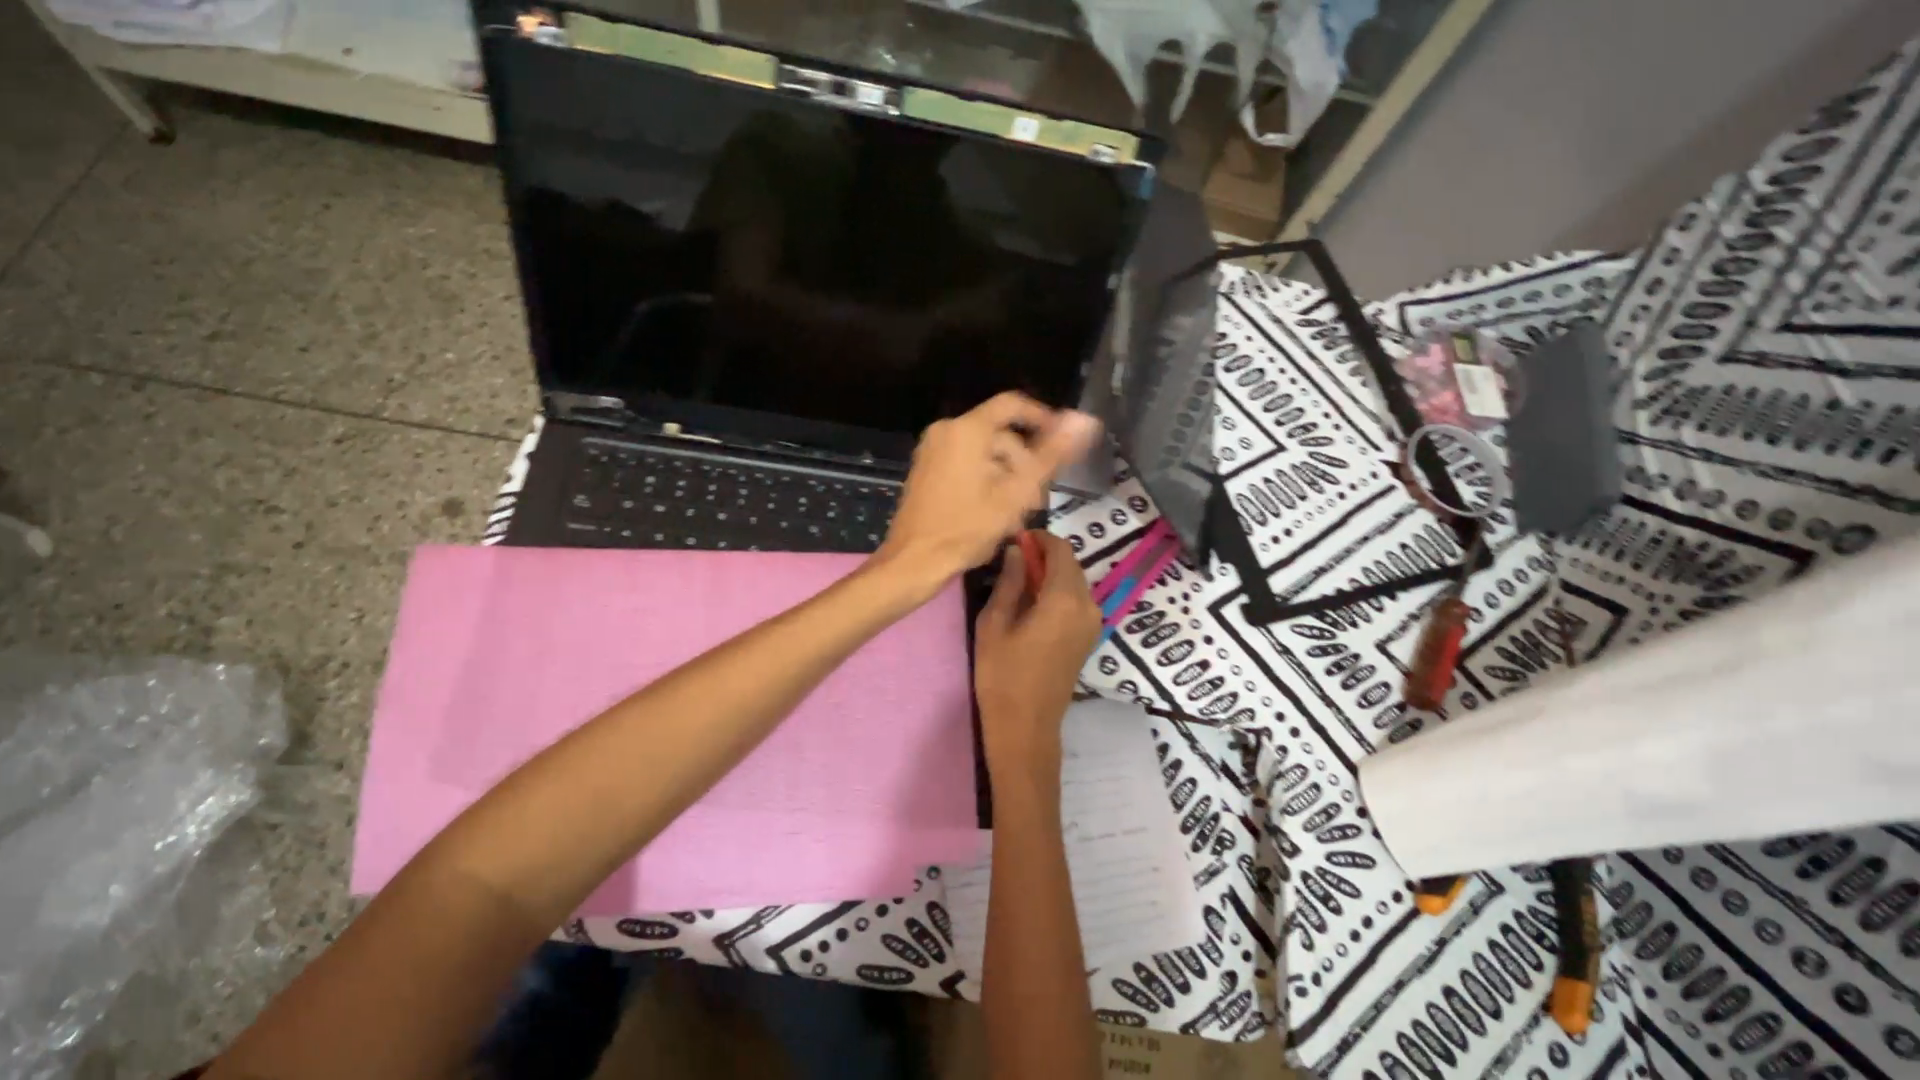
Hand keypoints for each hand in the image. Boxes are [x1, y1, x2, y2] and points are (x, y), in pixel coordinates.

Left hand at [877, 393, 1098, 584]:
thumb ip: (1052, 454)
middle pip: (1001, 435)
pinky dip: (986, 481)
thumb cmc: (966, 528)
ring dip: (1008, 477)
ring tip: (1018, 512)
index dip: (1044, 420)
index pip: (1013, 406)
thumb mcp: (1016, 494)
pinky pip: (966, 464)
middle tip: (1039, 498)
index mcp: (966, 429)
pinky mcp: (926, 471)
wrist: (913, 562)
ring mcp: (932, 451)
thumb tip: (1085, 420)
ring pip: (985, 453)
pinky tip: (996, 512)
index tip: (1064, 444)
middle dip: (1025, 463)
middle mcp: (946, 431)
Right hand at [974, 530, 1101, 775]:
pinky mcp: (1088, 638)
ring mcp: (1092, 623)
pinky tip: (1032, 604)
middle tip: (1011, 560)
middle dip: (1044, 556)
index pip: (1060, 550)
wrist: (1026, 726)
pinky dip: (1058, 593)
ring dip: (1051, 575)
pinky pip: (1076, 602)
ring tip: (1017, 582)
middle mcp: (1087, 605)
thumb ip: (1009, 582)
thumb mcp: (995, 624)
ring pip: (1075, 583)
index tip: (1014, 539)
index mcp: (1065, 599)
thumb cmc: (1003, 675)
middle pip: (1070, 565)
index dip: (1039, 539)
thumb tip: (1016, 552)